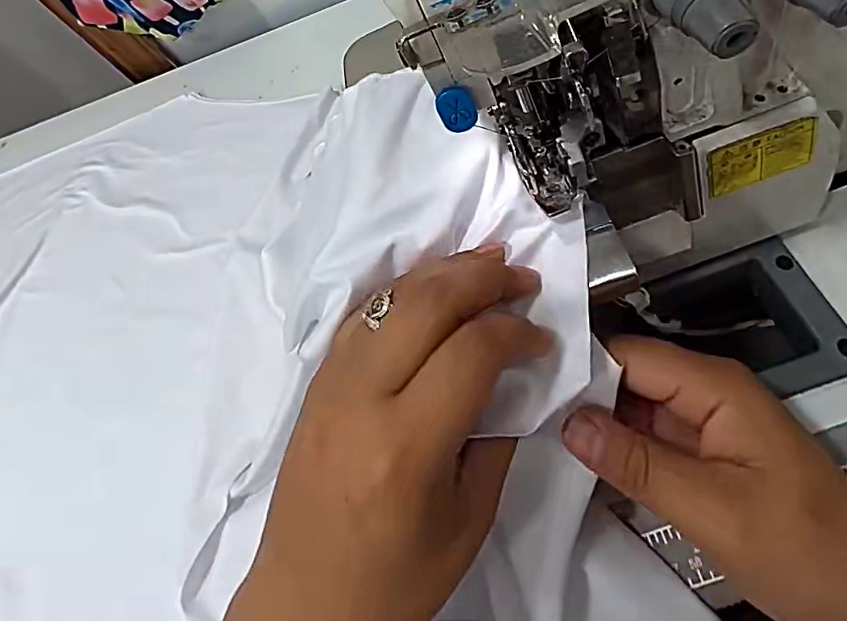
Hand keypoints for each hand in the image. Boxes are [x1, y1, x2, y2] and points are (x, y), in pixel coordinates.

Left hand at [226, 245, 552, 620]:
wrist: (305, 602)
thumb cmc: (395, 578)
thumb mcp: (468, 519)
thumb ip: (496, 435)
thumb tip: (513, 371)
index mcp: (405, 446)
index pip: (470, 351)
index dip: (515, 331)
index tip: (540, 337)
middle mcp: (361, 399)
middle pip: (428, 304)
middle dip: (482, 277)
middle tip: (520, 275)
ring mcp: (331, 381)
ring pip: (393, 296)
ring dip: (444, 270)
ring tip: (484, 260)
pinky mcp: (317, 378)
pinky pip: (364, 312)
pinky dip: (404, 289)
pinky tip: (432, 283)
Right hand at [562, 337, 846, 620]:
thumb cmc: (816, 552)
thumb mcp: (717, 512)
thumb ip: (639, 464)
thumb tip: (575, 425)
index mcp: (716, 385)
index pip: (630, 353)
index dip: (583, 367)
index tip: (539, 387)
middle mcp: (710, 391)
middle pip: (629, 376)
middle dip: (586, 397)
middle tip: (536, 419)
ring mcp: (707, 422)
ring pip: (636, 407)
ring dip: (601, 425)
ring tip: (552, 439)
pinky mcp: (707, 452)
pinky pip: (651, 437)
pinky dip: (622, 450)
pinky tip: (591, 465)